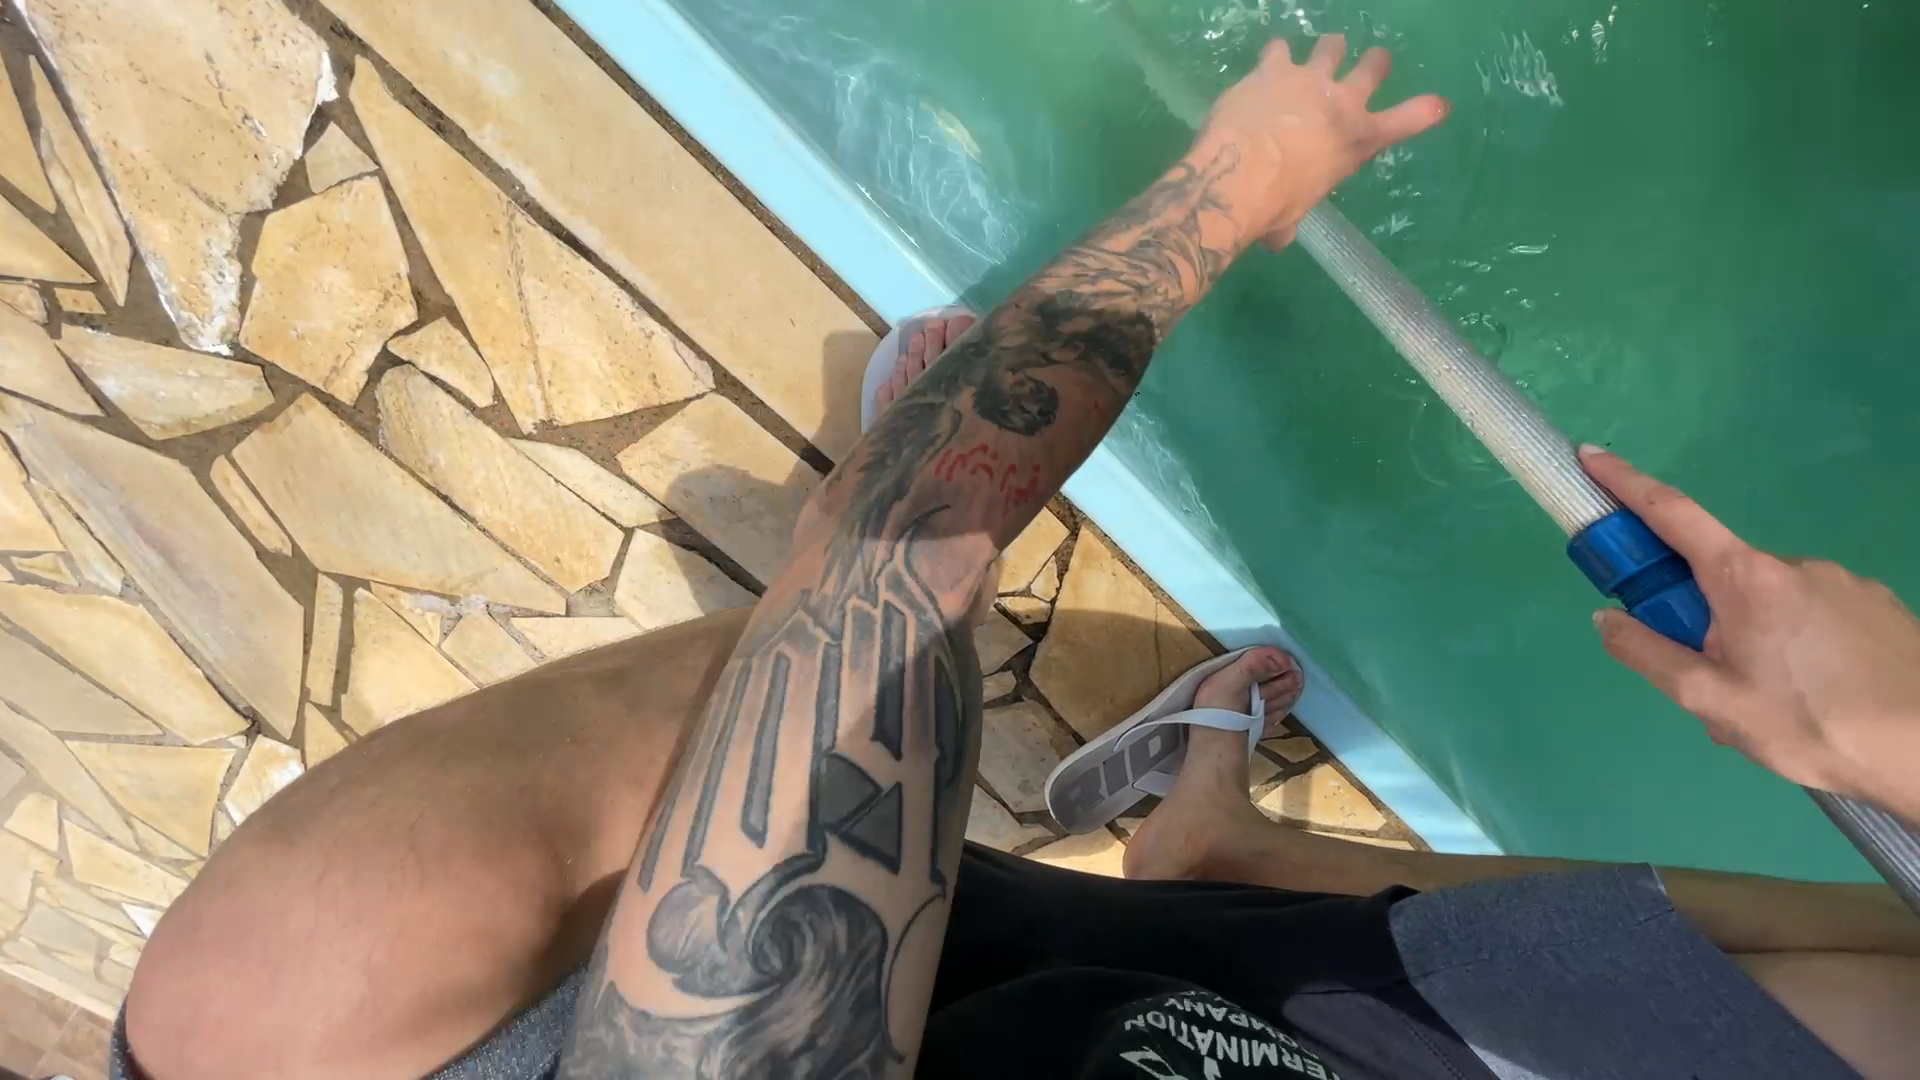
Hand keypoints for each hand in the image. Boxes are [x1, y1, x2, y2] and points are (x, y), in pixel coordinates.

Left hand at [1197, 35, 1448, 248]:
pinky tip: (1261, 72)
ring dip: (1325, 52)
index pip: (1406, 122)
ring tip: (1312, 62)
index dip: (1424, 112)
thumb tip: (1278, 239)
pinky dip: (1272, 59)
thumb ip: (1289, 224)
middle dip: (1373, 64)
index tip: (1437, 106)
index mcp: (1356, 142)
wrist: (1238, 176)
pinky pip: (1277, 50)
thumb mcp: (1288, 223)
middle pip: (1373, 68)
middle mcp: (1340, 102)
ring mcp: (1307, 79)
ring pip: (1330, 47)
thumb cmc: (1271, 207)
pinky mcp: (1271, 70)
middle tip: (1368, 65)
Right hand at [1581, 445, 1919, 818]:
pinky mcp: (1880, 610)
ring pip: (1757, 601)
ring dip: (1737, 637)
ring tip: (1758, 700)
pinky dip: (1781, 645)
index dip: (1625, 482)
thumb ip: (1643, 651)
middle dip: (1689, 613)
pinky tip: (1801, 694)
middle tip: (1700, 671)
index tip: (1591, 457)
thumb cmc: (1815, 725)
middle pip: (1711, 571)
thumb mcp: (1705, 698)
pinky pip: (1801, 615)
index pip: (1672, 514)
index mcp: (1748, 579)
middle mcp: (1796, 567)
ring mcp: (1845, 585)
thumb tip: (1609, 619)